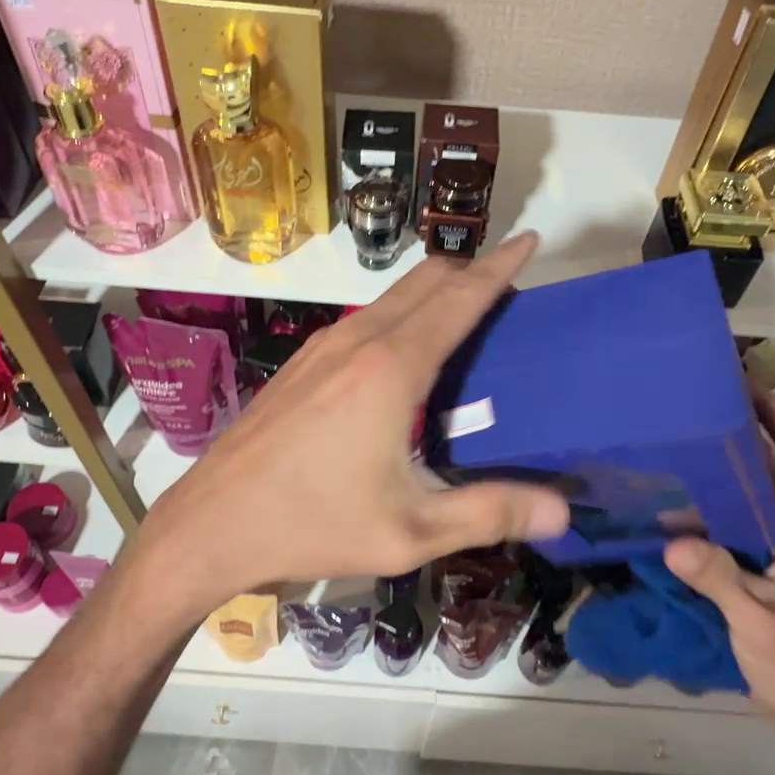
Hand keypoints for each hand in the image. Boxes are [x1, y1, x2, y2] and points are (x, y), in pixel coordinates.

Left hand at [138, 232, 570, 609]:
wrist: (212, 523)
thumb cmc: (314, 525)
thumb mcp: (411, 532)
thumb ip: (489, 514)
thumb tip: (562, 511)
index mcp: (392, 368)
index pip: (460, 297)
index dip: (500, 266)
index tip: (531, 242)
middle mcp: (359, 339)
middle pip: (427, 279)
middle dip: (473, 270)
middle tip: (512, 290)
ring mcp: (324, 345)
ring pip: (394, 294)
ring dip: (436, 290)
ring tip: (470, 318)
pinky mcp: (303, 361)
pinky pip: (369, 315)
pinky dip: (405, 311)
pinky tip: (409, 355)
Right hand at [664, 390, 774, 726]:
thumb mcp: (758, 622)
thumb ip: (720, 580)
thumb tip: (673, 539)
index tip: (753, 388)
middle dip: (754, 429)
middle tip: (710, 397)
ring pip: (757, 492)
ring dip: (734, 459)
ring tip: (693, 429)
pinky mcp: (759, 566)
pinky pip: (738, 518)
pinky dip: (717, 495)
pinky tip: (684, 489)